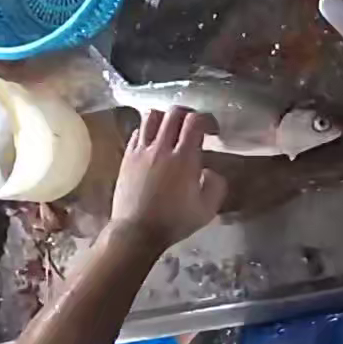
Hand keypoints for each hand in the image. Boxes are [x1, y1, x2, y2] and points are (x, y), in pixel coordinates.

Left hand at [111, 108, 227, 250]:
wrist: (136, 231)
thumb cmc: (174, 222)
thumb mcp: (206, 210)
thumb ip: (215, 186)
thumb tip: (209, 171)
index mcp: (185, 159)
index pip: (195, 121)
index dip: (207, 120)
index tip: (212, 131)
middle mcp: (162, 148)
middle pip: (174, 113)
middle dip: (187, 114)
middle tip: (192, 127)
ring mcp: (141, 151)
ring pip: (151, 116)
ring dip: (164, 118)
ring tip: (170, 130)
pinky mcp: (127, 157)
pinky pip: (136, 132)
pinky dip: (147, 131)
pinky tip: (152, 143)